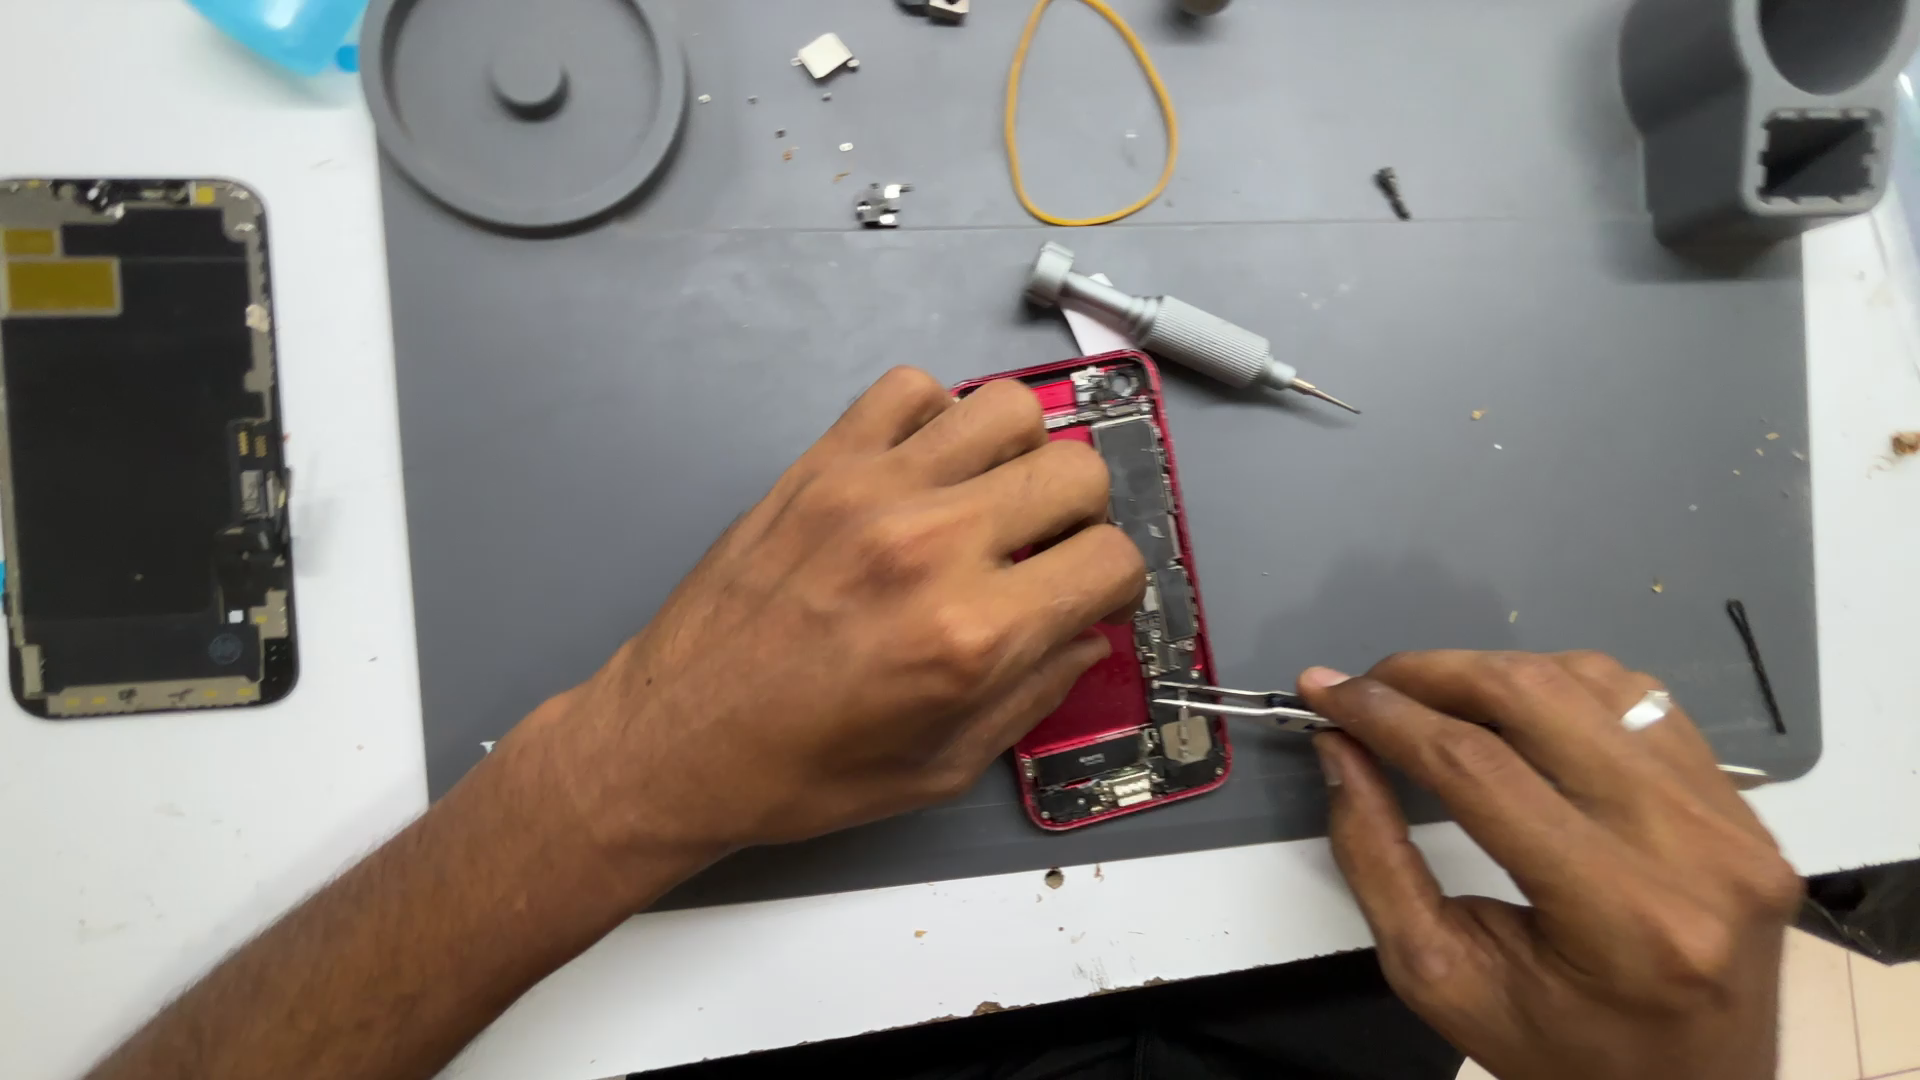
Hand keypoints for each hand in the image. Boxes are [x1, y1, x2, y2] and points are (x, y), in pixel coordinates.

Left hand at [507, 367, 1143, 868]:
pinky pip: (909, 388)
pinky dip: (935, 418)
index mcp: (973, 634)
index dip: (1116, 583)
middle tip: (1044, 550)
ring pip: (1007, 409)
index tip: (1088, 597)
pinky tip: (921, 470)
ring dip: (1021, 455)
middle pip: (1077, 469)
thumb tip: (1089, 628)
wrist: (675, 740)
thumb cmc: (809, 772)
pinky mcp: (819, 462)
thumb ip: (1037, 693)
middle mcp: (933, 544)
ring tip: (987, 501)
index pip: (1110, 560)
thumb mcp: (945, 767)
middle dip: (1083, 515)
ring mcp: (872, 489)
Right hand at [1299, 651, 1802, 1079]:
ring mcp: (1731, 820)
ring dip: (1481, 672)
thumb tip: (1338, 743)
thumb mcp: (1428, 969)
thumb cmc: (1549, 1044)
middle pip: (1532, 698)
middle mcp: (1695, 851)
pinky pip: (1631, 696)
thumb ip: (1370, 850)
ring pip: (1582, 679)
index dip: (1384, 715)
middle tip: (1365, 688)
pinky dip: (1548, 683)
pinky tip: (1505, 712)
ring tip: (1426, 701)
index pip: (1475, 767)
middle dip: (1425, 674)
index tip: (1321, 688)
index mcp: (1621, 916)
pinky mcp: (1740, 804)